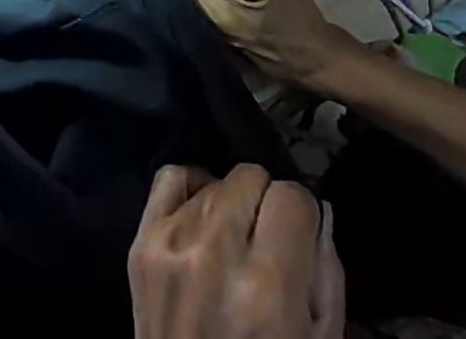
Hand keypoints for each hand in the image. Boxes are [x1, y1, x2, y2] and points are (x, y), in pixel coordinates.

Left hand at [129, 164, 343, 338]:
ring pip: (216, 180)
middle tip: (265, 244)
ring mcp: (170, 243)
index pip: (292, 197)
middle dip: (266, 205)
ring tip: (232, 244)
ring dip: (231, 206)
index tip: (298, 238)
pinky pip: (170, 177)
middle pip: (252, 177)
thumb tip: (316, 210)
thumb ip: (325, 271)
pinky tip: (201, 216)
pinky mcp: (139, 242)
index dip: (301, 216)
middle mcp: (215, 254)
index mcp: (268, 289)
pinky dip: (192, 188)